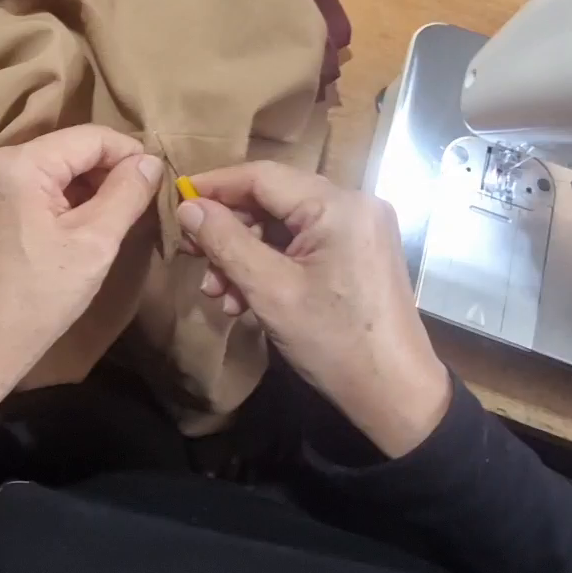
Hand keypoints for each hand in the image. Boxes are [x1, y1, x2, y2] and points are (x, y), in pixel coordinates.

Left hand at [0, 125, 163, 414]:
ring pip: (55, 166)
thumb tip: (151, 161)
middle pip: (71, 148)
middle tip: (141, 202)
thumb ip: (127, 193)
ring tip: (118, 215)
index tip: (158, 181)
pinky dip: (65, 198)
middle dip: (110, 170)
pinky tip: (85, 224)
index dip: (130, 154)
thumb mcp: (95, 243)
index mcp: (21, 163)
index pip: (91, 137)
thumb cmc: (41, 295)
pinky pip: (36, 185)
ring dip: (89, 185)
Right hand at [178, 162, 451, 456]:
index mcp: (338, 205)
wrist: (395, 396)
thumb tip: (187, 207)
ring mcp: (360, 228)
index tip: (176, 201)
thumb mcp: (269, 290)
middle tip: (192, 256)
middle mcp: (354, 204)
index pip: (262, 176)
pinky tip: (246, 299)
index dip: (215, 185)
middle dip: (228, 231)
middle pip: (272, 199)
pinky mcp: (359, 252)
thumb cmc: (332, 342)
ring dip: (245, 254)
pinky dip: (271, 264)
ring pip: (284, 225)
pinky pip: (303, 243)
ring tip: (219, 293)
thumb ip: (225, 241)